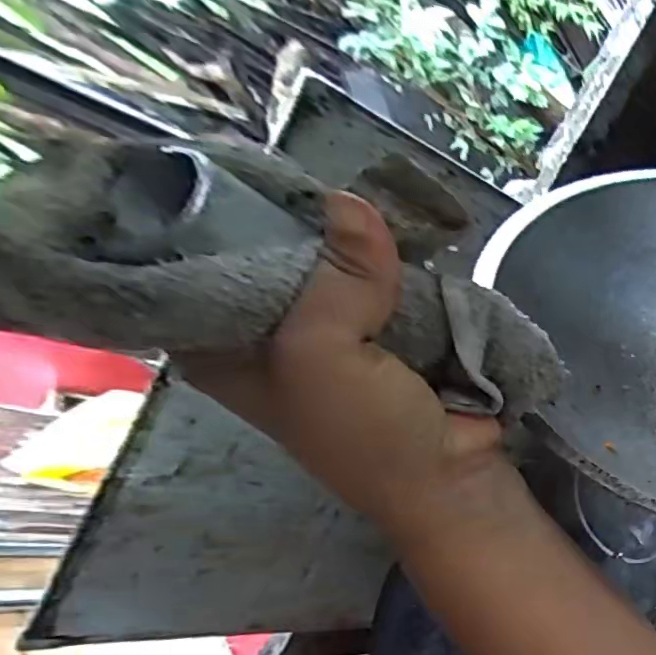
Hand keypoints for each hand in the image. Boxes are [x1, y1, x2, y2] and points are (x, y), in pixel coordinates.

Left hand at [182, 192, 511, 537]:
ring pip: (344, 272)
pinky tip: (416, 250)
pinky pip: (396, 292)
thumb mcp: (326, 356)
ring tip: (383, 215)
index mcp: (224, 345)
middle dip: (311, 231)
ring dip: (370, 254)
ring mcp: (343, 338)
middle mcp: (276, 336)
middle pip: (281, 261)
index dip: (224, 220)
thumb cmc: (368, 432)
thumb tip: (352, 200)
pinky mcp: (401, 341)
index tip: (260, 178)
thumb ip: (338, 280)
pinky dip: (409, 276)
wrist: (455, 476)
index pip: (200, 264)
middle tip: (331, 191)